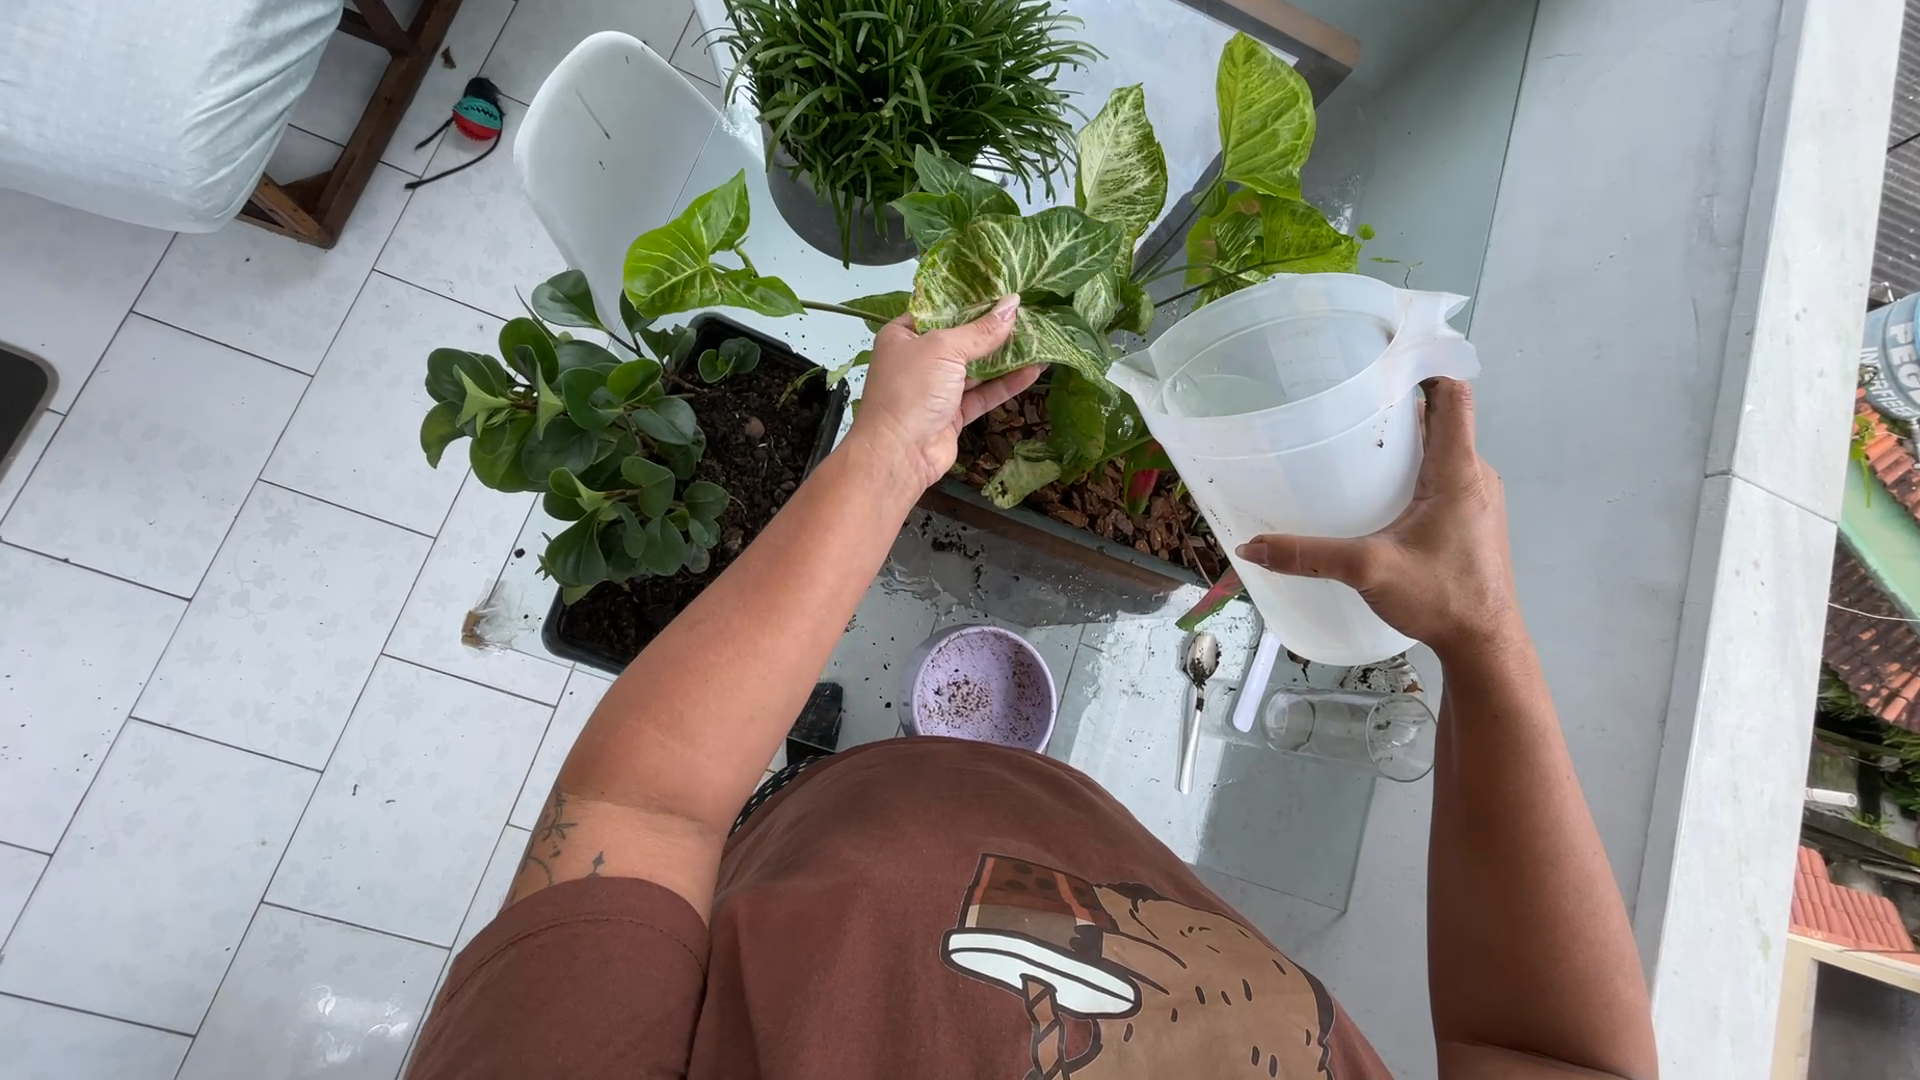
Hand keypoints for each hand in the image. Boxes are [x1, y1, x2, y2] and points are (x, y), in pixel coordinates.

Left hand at [844, 294, 1042, 489]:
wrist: (899, 454)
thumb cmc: (910, 392)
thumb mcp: (944, 349)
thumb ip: (981, 331)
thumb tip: (1012, 305)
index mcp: (903, 335)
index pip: (939, 309)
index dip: (969, 299)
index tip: (1001, 287)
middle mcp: (918, 359)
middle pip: (962, 338)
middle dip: (993, 328)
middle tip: (1027, 312)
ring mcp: (936, 388)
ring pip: (976, 367)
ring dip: (1006, 356)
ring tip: (1038, 338)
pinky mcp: (953, 413)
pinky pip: (983, 394)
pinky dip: (1007, 383)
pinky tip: (1033, 370)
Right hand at [1234, 378, 1519, 655]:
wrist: (1485, 644)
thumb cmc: (1441, 597)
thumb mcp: (1368, 570)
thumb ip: (1308, 555)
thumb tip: (1251, 546)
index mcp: (1459, 471)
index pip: (1454, 397)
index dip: (1425, 370)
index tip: (1384, 362)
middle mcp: (1475, 477)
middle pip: (1443, 420)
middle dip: (1401, 404)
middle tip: (1349, 404)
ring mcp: (1476, 499)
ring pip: (1442, 449)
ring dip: (1407, 439)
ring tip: (1356, 443)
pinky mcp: (1469, 521)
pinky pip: (1442, 476)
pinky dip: (1412, 468)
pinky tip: (1375, 491)